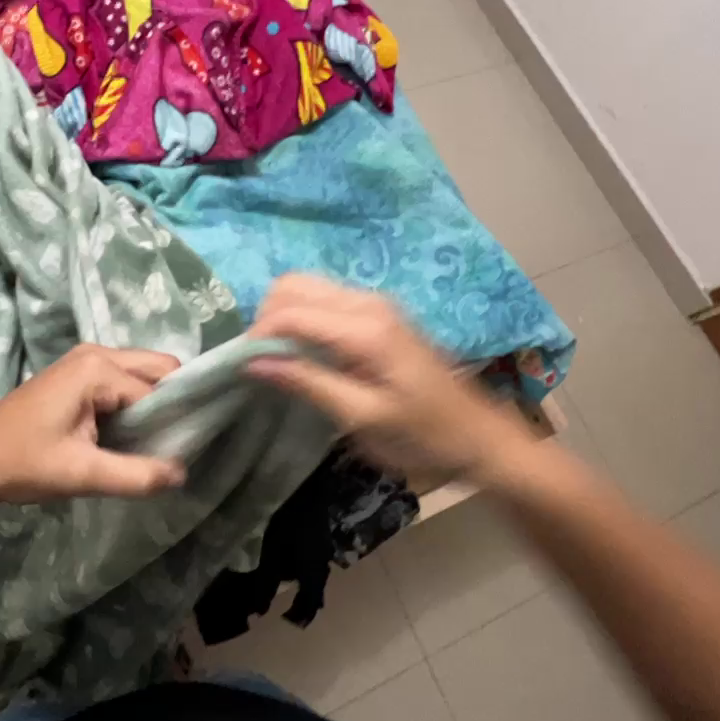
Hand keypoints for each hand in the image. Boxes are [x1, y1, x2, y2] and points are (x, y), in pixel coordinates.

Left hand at [0, 344, 186, 506]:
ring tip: (151, 441)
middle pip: (156, 367)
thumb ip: (137, 475)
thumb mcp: (83, 475)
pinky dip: (133, 401)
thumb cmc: (25, 464)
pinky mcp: (75, 373)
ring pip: (140, 372)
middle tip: (172, 441)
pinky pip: (122, 379)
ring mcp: (84, 359)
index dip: (173, 420)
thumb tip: (182, 474)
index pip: (158, 391)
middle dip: (170, 400)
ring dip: (151, 402)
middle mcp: (95, 352)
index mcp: (98, 368)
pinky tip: (128, 433)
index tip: (181, 451)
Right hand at [247, 274, 528, 477]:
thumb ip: (308, 383)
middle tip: (258, 361)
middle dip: (266, 317)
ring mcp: (373, 303)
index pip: (291, 311)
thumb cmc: (423, 436)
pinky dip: (301, 317)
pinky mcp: (376, 312)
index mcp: (365, 328)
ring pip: (306, 287)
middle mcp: (367, 302)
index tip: (240, 367)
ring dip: (282, 314)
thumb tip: (254, 362)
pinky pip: (323, 299)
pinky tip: (301, 352)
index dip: (258, 335)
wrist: (479, 435)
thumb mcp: (363, 418)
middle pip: (293, 284)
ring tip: (275, 358)